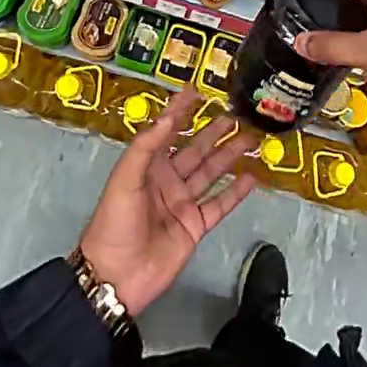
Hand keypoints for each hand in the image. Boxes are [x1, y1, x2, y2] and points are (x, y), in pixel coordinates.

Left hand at [78, 89, 256, 313]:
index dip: (180, 111)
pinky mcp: (195, 226)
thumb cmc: (115, 222)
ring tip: (249, 139)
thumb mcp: (125, 178)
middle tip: (234, 115)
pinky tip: (251, 178)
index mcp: (148, 165)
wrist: (117, 275)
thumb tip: (168, 117)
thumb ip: (146, 146)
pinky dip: (235, 192)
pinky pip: (219, 205)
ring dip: (229, 156)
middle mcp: (167, 179)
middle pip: (196, 149)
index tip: (196, 91)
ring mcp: (183, 202)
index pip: (168, 131)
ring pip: (211, 173)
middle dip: (213, 132)